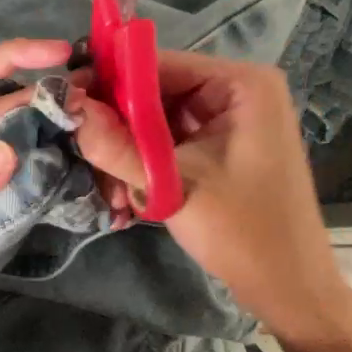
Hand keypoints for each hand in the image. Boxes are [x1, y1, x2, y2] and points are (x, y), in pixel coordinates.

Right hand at [69, 50, 351, 340]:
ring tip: (113, 191)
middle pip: (149, 90)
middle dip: (113, 125)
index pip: (154, 64)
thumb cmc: (243, 230)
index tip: (65, 103)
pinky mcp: (213, 144)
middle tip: (84, 155)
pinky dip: (137, 163)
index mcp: (240, 84)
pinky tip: (126, 195)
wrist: (286, 287)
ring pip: (148, 117)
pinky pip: (160, 139)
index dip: (105, 81)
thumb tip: (68, 104)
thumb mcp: (171, 184)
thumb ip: (116, 144)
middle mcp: (233, 91)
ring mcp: (223, 118)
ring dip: (122, 151)